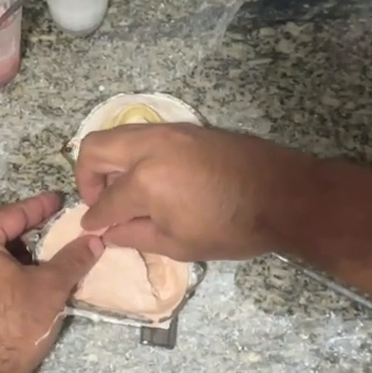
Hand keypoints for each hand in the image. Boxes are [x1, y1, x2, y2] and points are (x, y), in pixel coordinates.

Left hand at [0, 192, 102, 372]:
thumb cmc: (14, 325)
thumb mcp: (49, 287)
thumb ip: (72, 258)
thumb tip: (94, 239)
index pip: (12, 213)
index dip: (40, 206)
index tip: (59, 200)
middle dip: (26, 226)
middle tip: (53, 223)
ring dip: (14, 248)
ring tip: (42, 255)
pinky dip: (1, 266)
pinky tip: (22, 277)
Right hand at [74, 124, 325, 259]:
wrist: (285, 194)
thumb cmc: (233, 228)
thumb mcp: (179, 245)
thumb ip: (134, 236)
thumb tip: (106, 232)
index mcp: (145, 181)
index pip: (105, 201)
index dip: (94, 219)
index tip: (91, 227)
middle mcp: (149, 147)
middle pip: (95, 148)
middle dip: (86, 177)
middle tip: (99, 201)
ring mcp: (168, 132)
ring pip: (116, 135)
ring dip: (108, 161)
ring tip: (121, 190)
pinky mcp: (184, 128)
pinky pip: (141, 135)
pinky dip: (131, 154)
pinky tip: (146, 178)